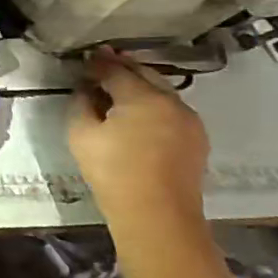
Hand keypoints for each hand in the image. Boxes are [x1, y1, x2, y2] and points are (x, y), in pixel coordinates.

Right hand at [68, 47, 209, 227]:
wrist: (158, 217)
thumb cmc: (114, 173)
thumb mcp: (81, 136)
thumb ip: (80, 104)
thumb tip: (86, 90)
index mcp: (143, 96)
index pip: (115, 69)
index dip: (96, 63)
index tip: (83, 60)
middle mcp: (171, 101)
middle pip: (144, 73)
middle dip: (122, 67)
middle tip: (101, 65)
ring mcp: (189, 120)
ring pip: (161, 91)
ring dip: (140, 85)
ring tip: (119, 89)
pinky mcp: (197, 139)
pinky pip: (171, 110)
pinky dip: (154, 105)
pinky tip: (140, 115)